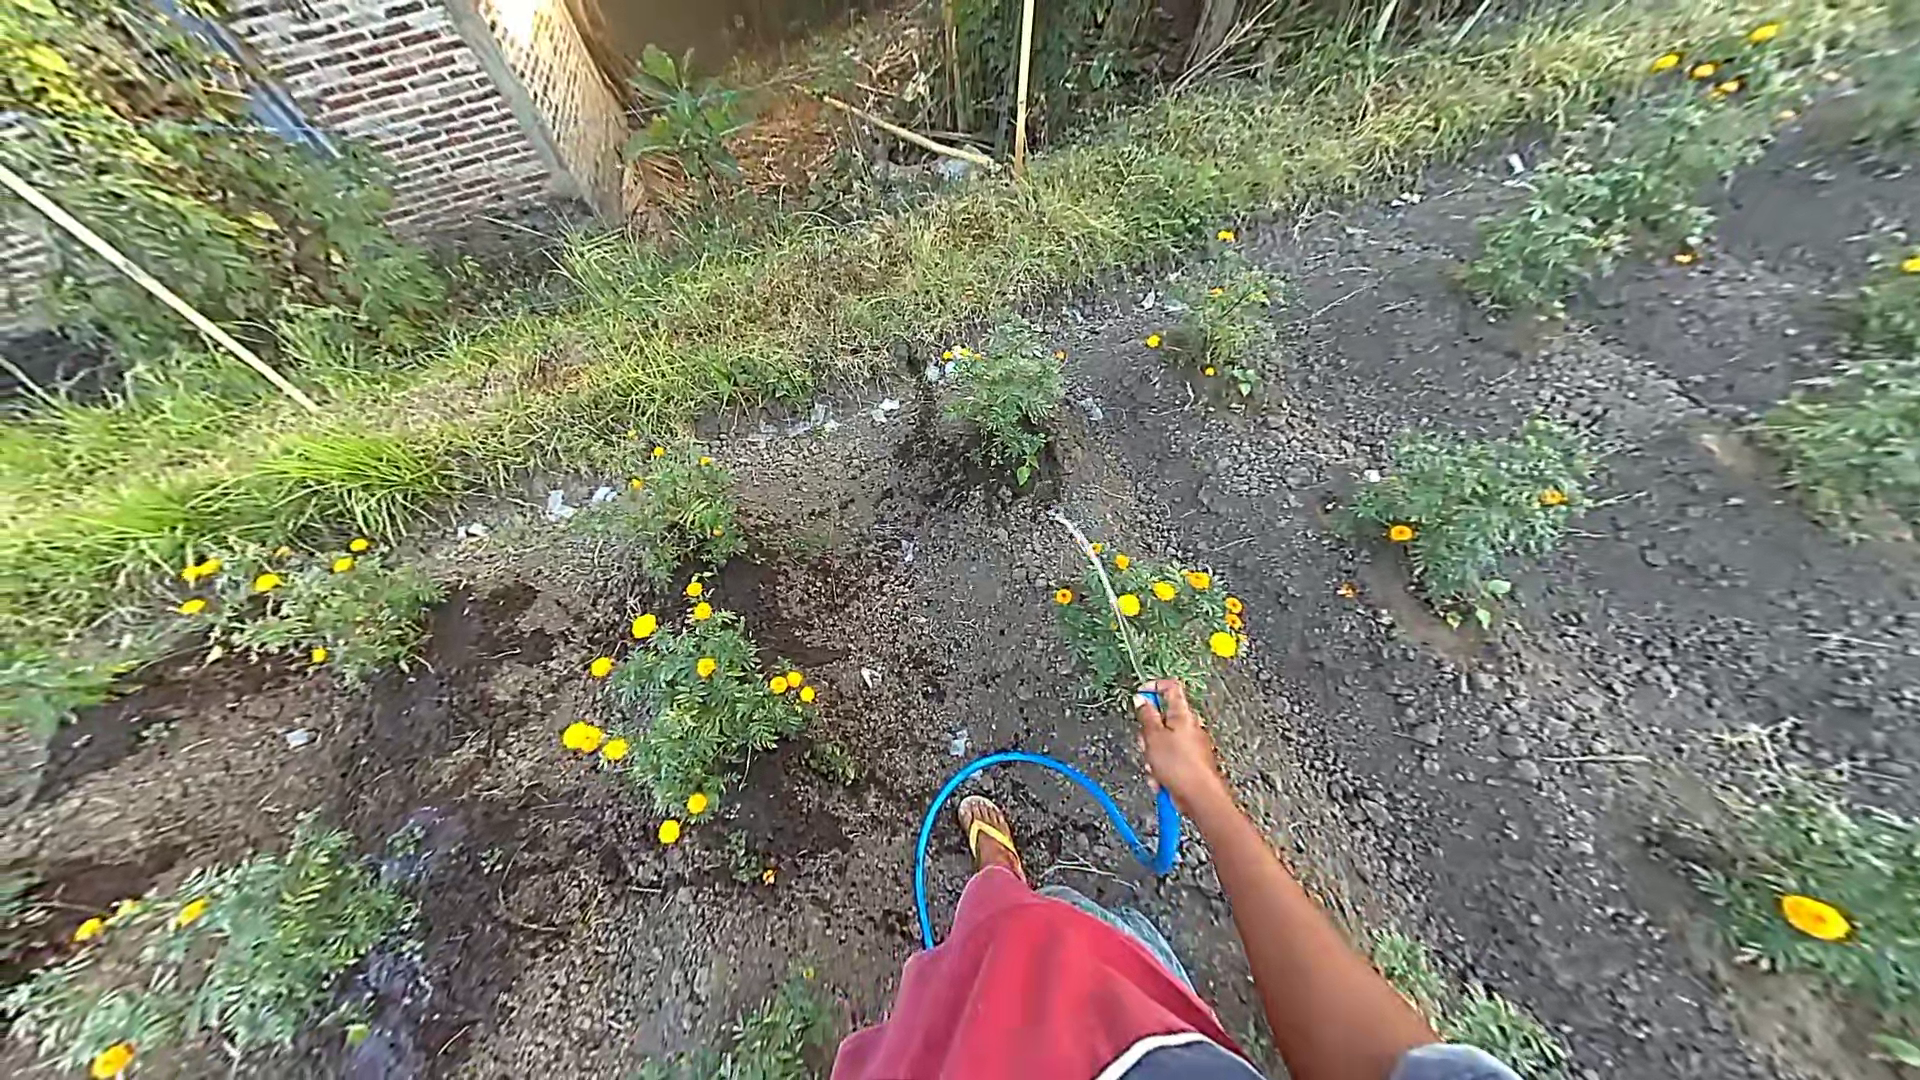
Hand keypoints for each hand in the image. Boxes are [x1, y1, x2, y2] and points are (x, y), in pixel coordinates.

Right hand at [1135, 678, 1232, 816]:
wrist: (1200, 797)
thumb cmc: (1180, 766)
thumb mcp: (1153, 736)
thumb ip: (1146, 715)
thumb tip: (1141, 699)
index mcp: (1182, 714)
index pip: (1170, 687)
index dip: (1153, 687)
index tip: (1140, 695)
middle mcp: (1190, 726)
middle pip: (1162, 718)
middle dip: (1148, 731)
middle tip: (1145, 742)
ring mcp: (1192, 745)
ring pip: (1163, 740)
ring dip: (1153, 753)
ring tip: (1154, 766)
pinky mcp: (1191, 762)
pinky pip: (1170, 758)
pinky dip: (1161, 767)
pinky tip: (1160, 779)